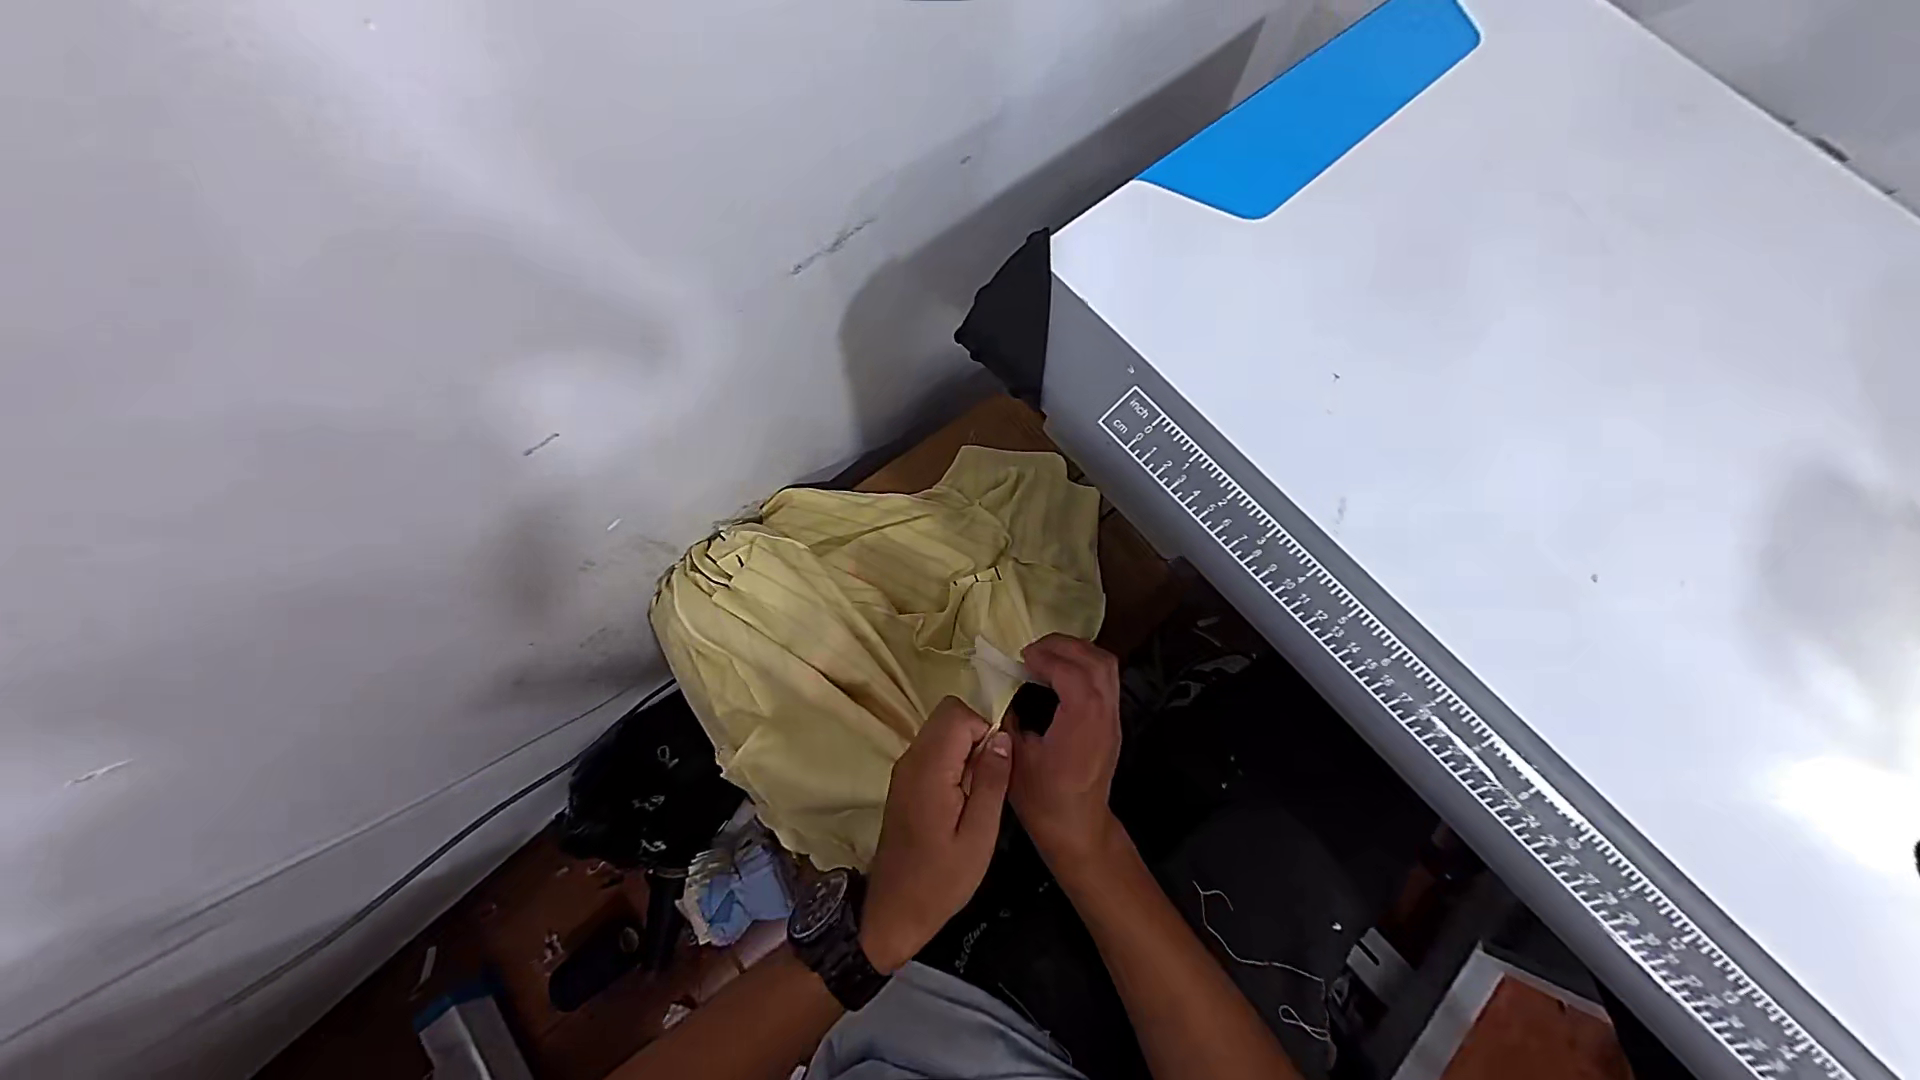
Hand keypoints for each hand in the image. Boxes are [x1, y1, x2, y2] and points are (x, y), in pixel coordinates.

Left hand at [860, 697, 1011, 973]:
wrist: (893, 910)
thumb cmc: (940, 880)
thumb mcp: (979, 836)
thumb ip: (992, 781)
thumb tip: (1002, 736)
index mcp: (928, 769)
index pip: (957, 714)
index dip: (983, 731)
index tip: (994, 769)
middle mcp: (911, 758)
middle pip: (947, 714)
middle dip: (976, 736)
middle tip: (986, 781)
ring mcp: (905, 768)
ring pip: (941, 730)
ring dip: (965, 749)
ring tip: (974, 794)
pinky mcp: (905, 779)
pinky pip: (934, 749)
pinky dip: (952, 760)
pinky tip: (960, 799)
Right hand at [1010, 634, 1123, 869]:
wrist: (1078, 829)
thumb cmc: (1044, 800)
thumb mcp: (1015, 759)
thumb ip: (1009, 719)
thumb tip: (1000, 692)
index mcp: (1081, 723)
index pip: (1072, 673)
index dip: (1046, 657)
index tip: (1022, 657)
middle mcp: (1104, 715)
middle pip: (1097, 661)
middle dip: (1064, 645)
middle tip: (1033, 649)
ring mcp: (1113, 718)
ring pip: (1107, 666)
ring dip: (1077, 652)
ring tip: (1046, 655)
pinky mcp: (1112, 722)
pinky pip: (1106, 679)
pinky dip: (1084, 665)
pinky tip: (1060, 672)